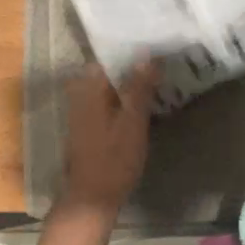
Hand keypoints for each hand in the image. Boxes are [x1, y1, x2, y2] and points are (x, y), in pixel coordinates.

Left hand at [58, 62, 156, 213]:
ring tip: (159, 79)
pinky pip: (108, 103)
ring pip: (109, 88)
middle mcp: (81, 94)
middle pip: (109, 72)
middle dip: (134, 67)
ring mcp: (82, 111)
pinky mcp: (88, 127)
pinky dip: (125, 100)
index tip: (157, 46)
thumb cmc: (114, 160)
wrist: (92, 198)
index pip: (110, 57)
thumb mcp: (132, 123)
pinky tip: (144, 104)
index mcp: (89, 89)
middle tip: (163, 63)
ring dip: (131, 84)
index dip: (133, 51)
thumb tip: (148, 56)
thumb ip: (139, 89)